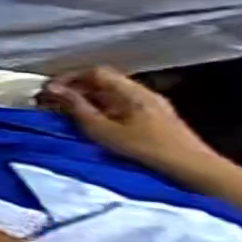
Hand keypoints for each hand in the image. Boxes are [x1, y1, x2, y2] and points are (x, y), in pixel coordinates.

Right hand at [40, 67, 221, 176]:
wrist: (193, 169)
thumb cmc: (144, 148)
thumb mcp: (101, 128)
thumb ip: (75, 106)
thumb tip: (52, 88)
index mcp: (132, 92)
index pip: (94, 72)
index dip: (68, 78)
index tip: (47, 91)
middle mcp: (143, 93)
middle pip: (101, 82)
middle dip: (73, 89)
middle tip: (49, 102)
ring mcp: (151, 105)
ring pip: (109, 94)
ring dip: (84, 100)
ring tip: (64, 113)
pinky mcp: (153, 118)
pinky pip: (118, 104)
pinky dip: (98, 108)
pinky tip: (89, 121)